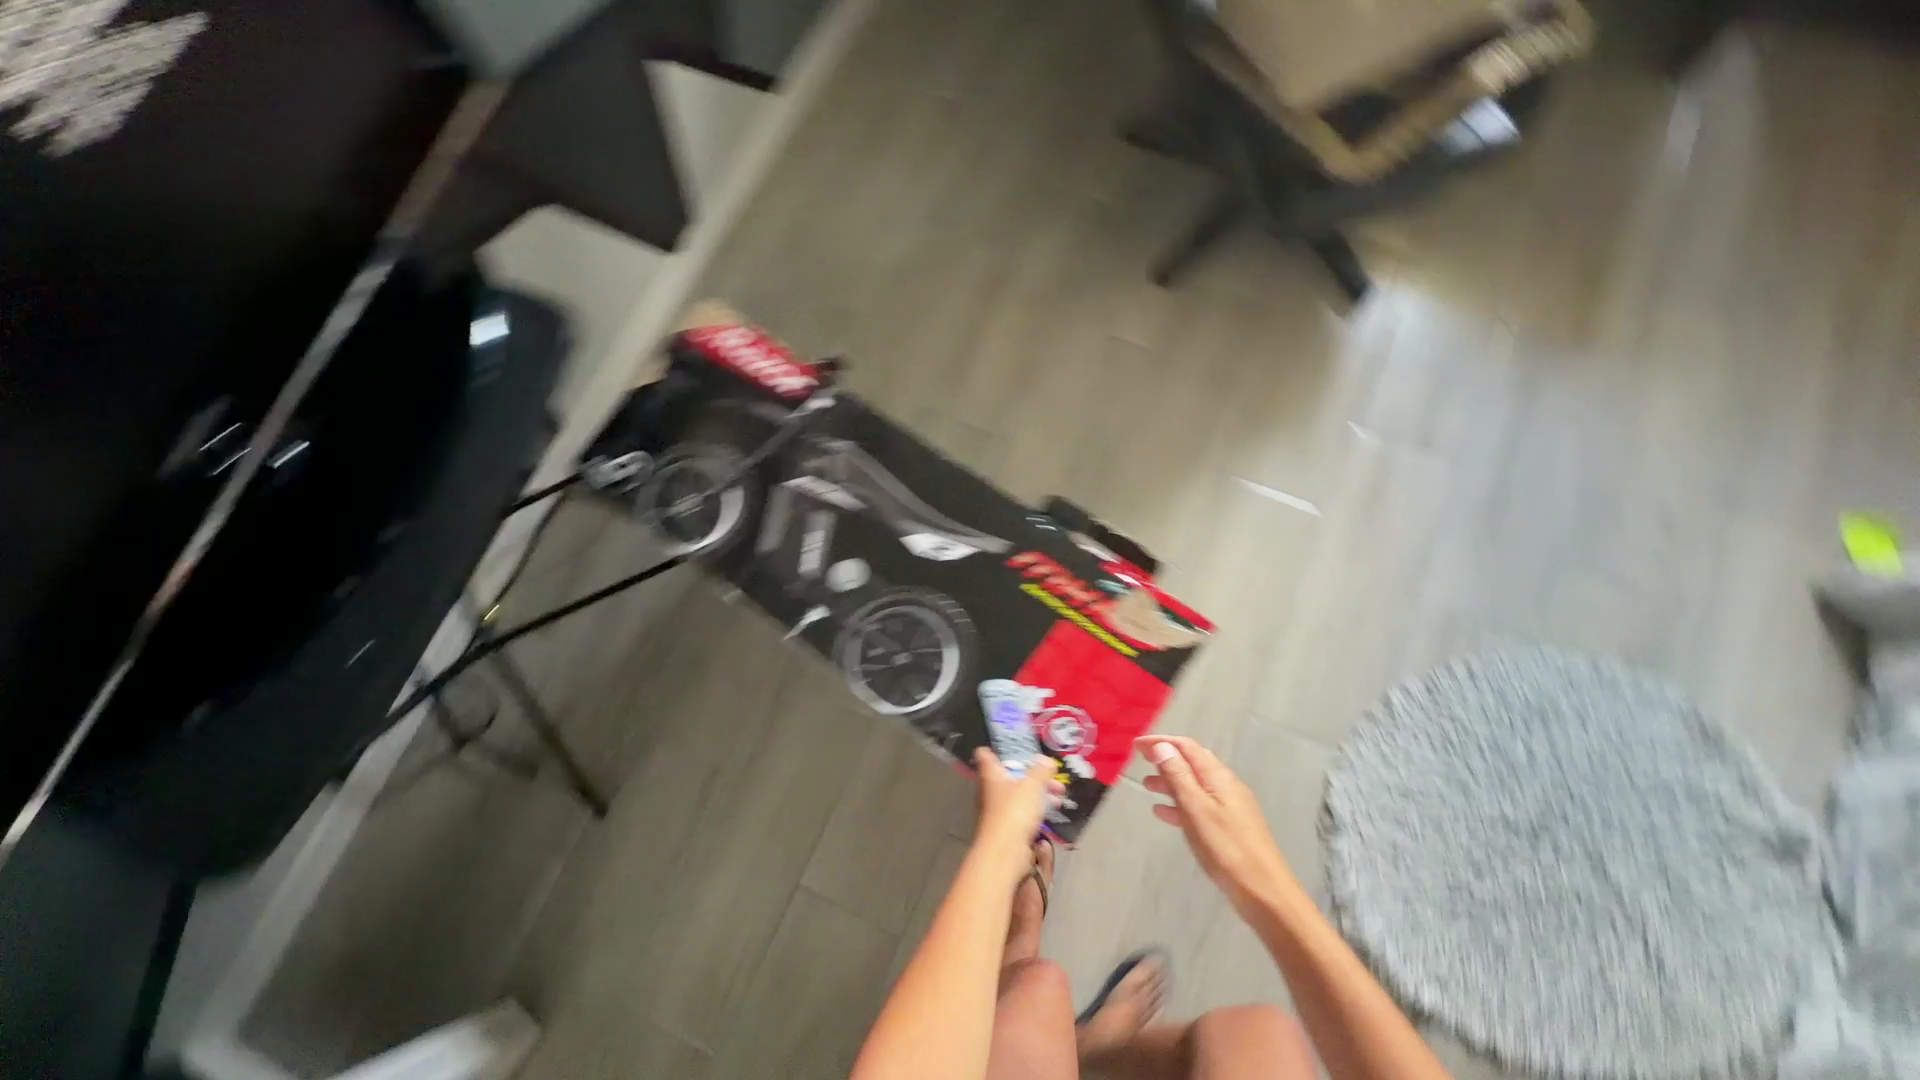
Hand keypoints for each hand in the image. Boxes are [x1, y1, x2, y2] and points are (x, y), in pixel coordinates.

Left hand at [971, 748, 1059, 885]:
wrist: (1005, 850)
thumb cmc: (1015, 811)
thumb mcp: (1032, 785)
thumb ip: (1041, 770)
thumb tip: (1045, 759)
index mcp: (992, 775)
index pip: (986, 756)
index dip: (994, 749)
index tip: (1009, 747)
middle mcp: (991, 790)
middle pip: (1010, 776)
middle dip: (1032, 775)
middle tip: (1052, 777)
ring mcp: (998, 810)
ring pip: (1019, 794)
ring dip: (1038, 793)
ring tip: (1059, 795)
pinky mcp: (1007, 826)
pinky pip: (1022, 811)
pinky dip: (1036, 809)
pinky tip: (1052, 811)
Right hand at [1135, 736, 1296, 917]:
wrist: (1263, 891)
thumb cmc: (1226, 848)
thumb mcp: (1197, 809)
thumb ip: (1179, 776)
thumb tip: (1163, 747)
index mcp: (1219, 777)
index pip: (1187, 747)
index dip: (1162, 742)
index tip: (1136, 745)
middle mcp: (1226, 786)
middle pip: (1192, 763)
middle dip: (1165, 758)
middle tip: (1139, 760)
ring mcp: (1229, 807)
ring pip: (1194, 785)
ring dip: (1170, 781)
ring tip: (1146, 786)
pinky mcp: (1229, 827)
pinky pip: (1199, 806)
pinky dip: (1179, 804)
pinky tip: (1163, 813)